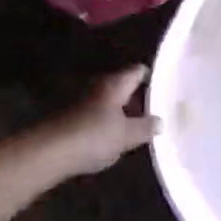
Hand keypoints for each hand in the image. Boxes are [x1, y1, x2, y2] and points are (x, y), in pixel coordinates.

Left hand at [37, 65, 159, 177]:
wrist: (54, 150)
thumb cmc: (95, 135)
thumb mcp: (127, 135)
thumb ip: (146, 127)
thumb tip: (160, 121)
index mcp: (116, 83)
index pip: (138, 71)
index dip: (152, 77)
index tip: (166, 87)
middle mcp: (102, 85)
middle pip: (125, 85)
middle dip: (140, 97)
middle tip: (159, 110)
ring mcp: (88, 99)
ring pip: (113, 100)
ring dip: (126, 110)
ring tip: (143, 126)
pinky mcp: (78, 116)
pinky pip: (102, 113)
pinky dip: (113, 121)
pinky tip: (119, 136)